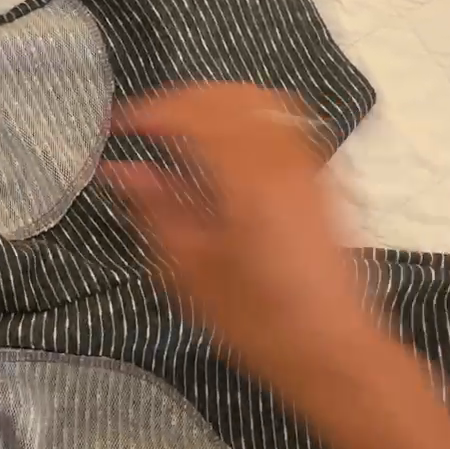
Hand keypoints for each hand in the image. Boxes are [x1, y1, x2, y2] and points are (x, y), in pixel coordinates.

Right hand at [103, 84, 389, 414]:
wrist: (334, 351)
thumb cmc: (256, 321)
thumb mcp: (192, 270)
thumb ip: (155, 208)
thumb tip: (119, 170)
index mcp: (247, 180)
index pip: (192, 116)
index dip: (148, 113)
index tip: (115, 127)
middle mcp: (284, 160)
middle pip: (228, 97)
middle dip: (180, 101)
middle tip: (145, 126)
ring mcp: (312, 166)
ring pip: (261, 103)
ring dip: (215, 104)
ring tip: (182, 129)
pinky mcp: (326, 180)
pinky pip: (285, 124)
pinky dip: (248, 118)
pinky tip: (228, 148)